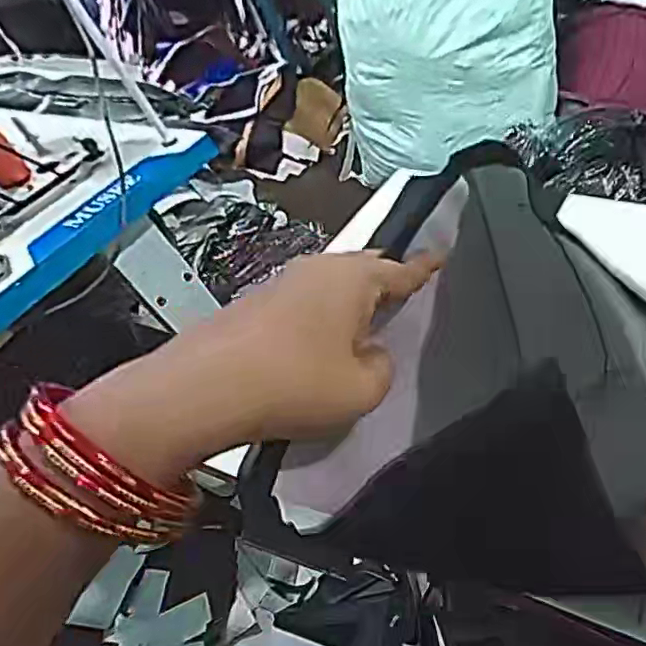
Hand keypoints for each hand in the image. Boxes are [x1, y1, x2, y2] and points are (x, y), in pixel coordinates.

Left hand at [63, 251, 442, 482]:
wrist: (207, 389)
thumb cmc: (293, 383)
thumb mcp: (365, 389)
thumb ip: (383, 367)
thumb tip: (371, 353)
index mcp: (353, 279)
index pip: (401, 269)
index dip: (424, 268)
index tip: (438, 257)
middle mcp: (317, 269)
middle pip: (363, 271)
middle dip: (385, 284)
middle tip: (403, 302)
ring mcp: (282, 283)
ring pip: (330, 289)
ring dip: (348, 308)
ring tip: (361, 337)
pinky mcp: (255, 305)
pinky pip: (303, 306)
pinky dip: (318, 323)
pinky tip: (316, 353)